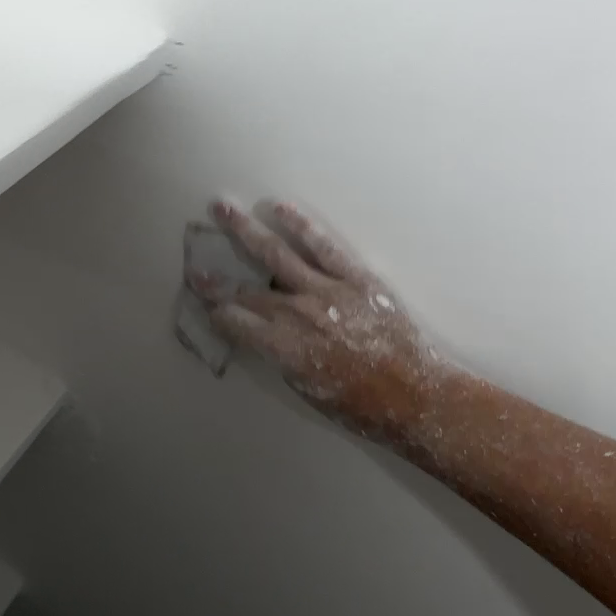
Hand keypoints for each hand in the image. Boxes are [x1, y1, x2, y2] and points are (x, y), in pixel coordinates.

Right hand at [189, 199, 444, 444]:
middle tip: (196, 267)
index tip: (208, 309)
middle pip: (248, 291)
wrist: (418, 398)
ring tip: (224, 209)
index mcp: (283, 346)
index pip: (236, 323)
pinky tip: (281, 208)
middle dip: (217, 281)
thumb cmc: (361, 407)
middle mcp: (297, 312)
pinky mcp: (355, 277)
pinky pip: (323, 245)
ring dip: (246, 230)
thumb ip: (280, 357)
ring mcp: (326, 290)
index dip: (218, 315)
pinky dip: (301, 225)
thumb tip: (263, 336)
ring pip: (277, 253)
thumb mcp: (307, 391)